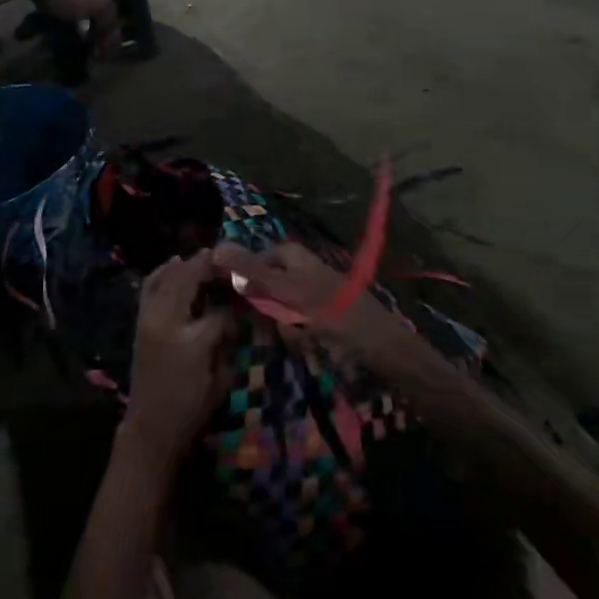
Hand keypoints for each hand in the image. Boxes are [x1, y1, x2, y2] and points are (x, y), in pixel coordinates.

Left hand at [120, 252, 234, 470]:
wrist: (151, 425)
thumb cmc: (191, 407)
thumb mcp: (220, 378)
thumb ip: (227, 340)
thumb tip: (235, 313)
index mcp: (191, 340)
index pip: (218, 309)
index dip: (234, 299)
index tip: (247, 288)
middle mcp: (165, 322)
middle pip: (185, 281)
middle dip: (204, 266)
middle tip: (223, 257)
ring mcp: (148, 319)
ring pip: (163, 279)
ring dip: (182, 265)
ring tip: (201, 258)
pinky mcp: (139, 322)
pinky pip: (149, 288)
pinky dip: (161, 273)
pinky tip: (173, 265)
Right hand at [212, 242, 407, 353]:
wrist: (383, 350)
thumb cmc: (334, 314)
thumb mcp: (287, 291)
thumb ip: (251, 271)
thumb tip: (215, 247)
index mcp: (290, 255)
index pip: (247, 261)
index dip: (237, 280)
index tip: (229, 302)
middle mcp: (296, 269)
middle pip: (259, 287)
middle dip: (261, 310)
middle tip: (268, 325)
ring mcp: (306, 294)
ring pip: (273, 309)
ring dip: (277, 326)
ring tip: (292, 337)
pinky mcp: (316, 316)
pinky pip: (290, 324)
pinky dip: (292, 335)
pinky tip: (303, 343)